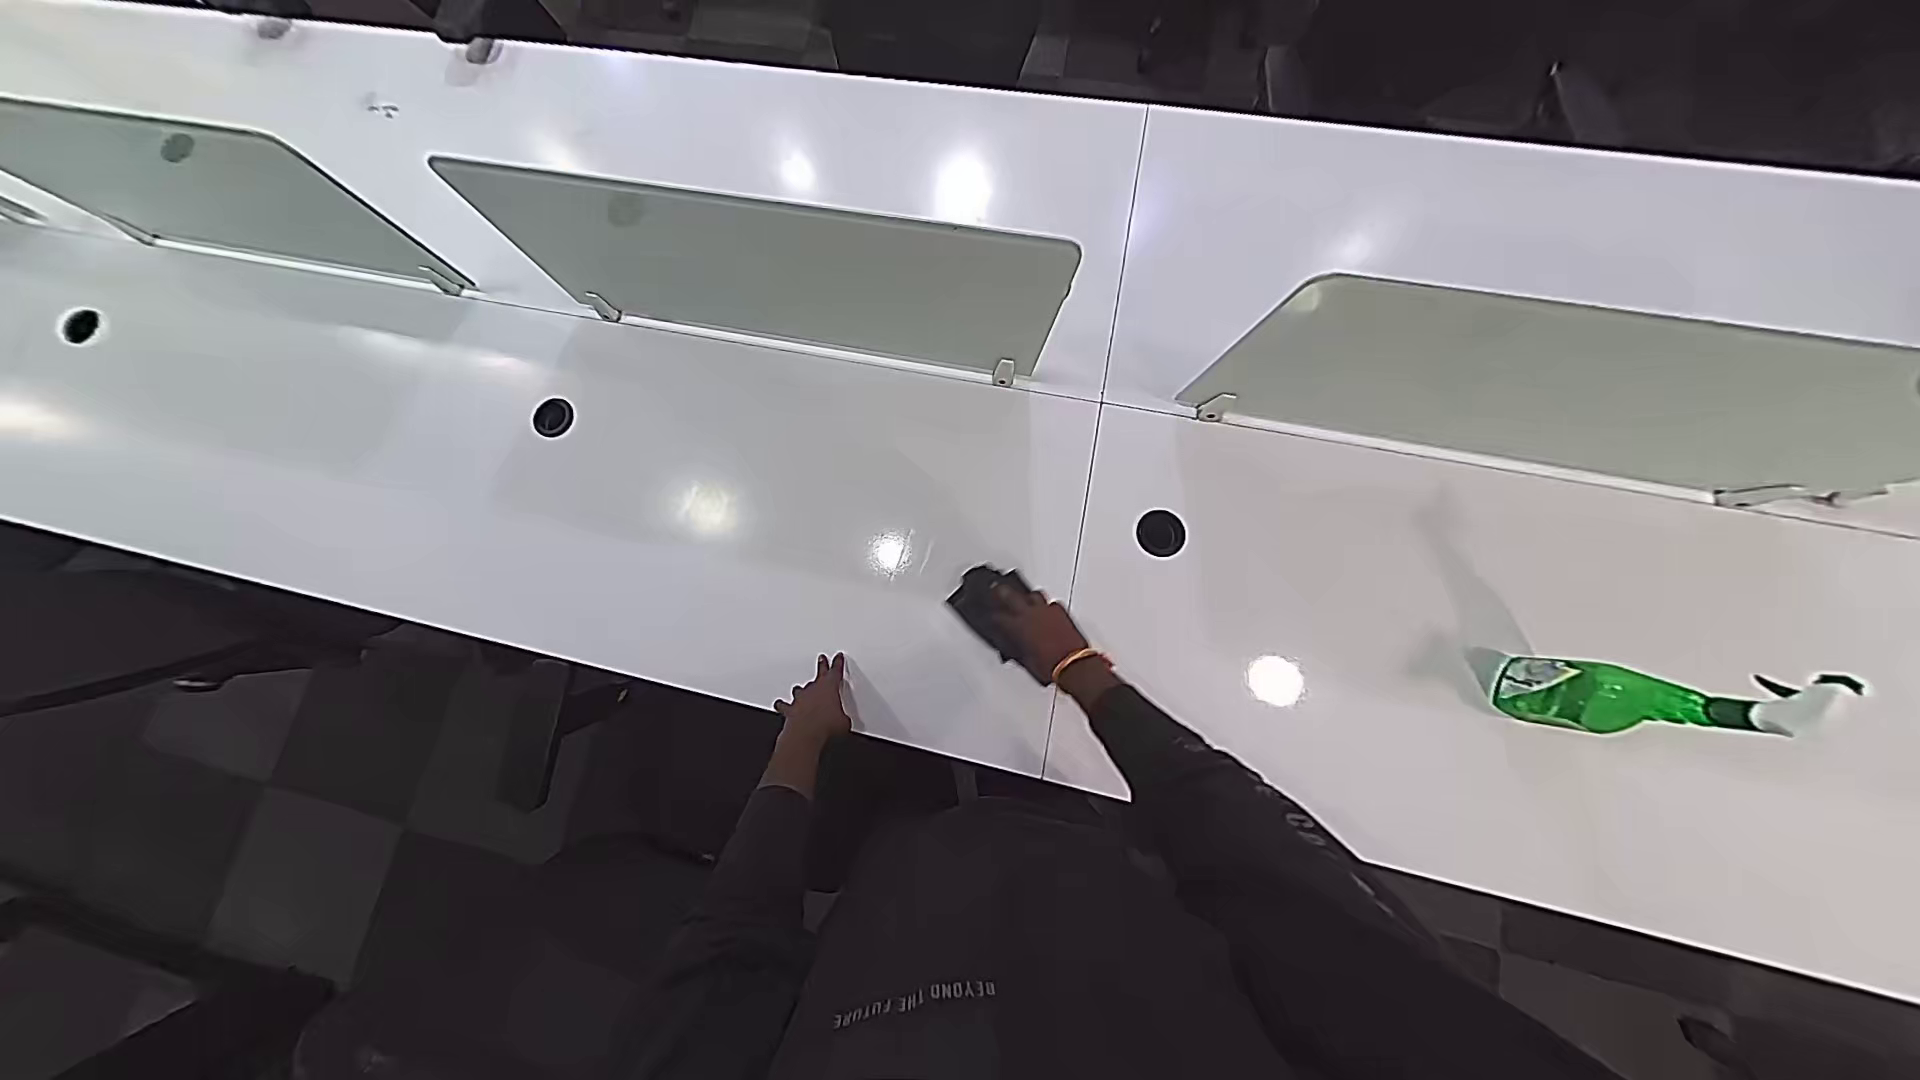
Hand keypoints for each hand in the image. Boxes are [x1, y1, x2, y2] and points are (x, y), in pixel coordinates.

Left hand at [774, 653, 851, 746]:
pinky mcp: (790, 710)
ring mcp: (801, 699)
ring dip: (802, 690)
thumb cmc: (826, 726)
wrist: (806, 735)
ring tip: (800, 688)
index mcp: (830, 686)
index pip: (836, 671)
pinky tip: (781, 704)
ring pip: (800, 689)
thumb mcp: (844, 722)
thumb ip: (843, 718)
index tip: (838, 657)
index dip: (838, 663)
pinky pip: (785, 705)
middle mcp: (814, 689)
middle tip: (822, 659)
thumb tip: (844, 723)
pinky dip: (783, 705)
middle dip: (821, 666)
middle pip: (819, 673)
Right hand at [991, 582, 1091, 684]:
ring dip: (1028, 597)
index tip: (992, 616)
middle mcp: (1029, 614)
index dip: (993, 617)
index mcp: (1016, 626)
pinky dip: (1048, 607)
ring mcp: (1045, 610)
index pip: (998, 617)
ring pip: (1033, 594)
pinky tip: (1047, 610)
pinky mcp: (1060, 611)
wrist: (1070, 663)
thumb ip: (1017, 646)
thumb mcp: (1024, 659)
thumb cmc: (1048, 665)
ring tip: (1026, 599)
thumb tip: (1016, 644)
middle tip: (997, 588)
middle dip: (1001, 591)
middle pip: (1009, 595)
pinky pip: (1052, 604)